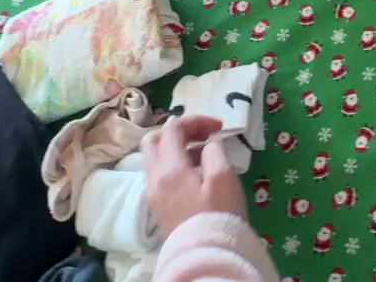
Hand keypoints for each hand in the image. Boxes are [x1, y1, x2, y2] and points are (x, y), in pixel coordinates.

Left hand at [142, 115, 246, 236]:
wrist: (206, 255)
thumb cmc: (218, 212)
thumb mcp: (223, 174)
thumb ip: (214, 150)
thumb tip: (207, 146)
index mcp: (169, 168)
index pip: (172, 128)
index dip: (195, 120)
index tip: (218, 126)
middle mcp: (154, 179)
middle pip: (152, 140)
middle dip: (177, 130)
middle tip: (202, 134)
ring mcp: (154, 194)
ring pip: (154, 158)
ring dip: (176, 147)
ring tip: (204, 153)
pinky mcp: (158, 206)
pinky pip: (160, 174)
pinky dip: (174, 163)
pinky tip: (196, 172)